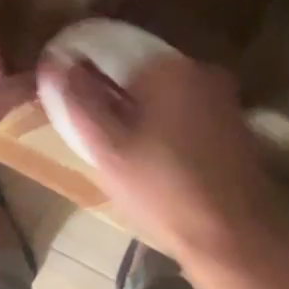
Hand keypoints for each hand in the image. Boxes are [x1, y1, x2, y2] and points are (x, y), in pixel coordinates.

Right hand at [39, 56, 277, 266]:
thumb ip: (79, 103)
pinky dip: (167, 135)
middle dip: (114, 100)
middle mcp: (201, 71)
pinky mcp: (235, 131)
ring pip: (165, 101)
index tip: (66, 106)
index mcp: (167, 66)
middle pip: (141, 77)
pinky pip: (187, 121)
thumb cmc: (164, 192)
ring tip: (121, 158)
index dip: (83, 77)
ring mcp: (223, 101)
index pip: (110, 51)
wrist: (233, 237)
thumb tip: (54, 64)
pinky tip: (156, 167)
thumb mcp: (108, 151)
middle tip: (92, 139)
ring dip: (141, 120)